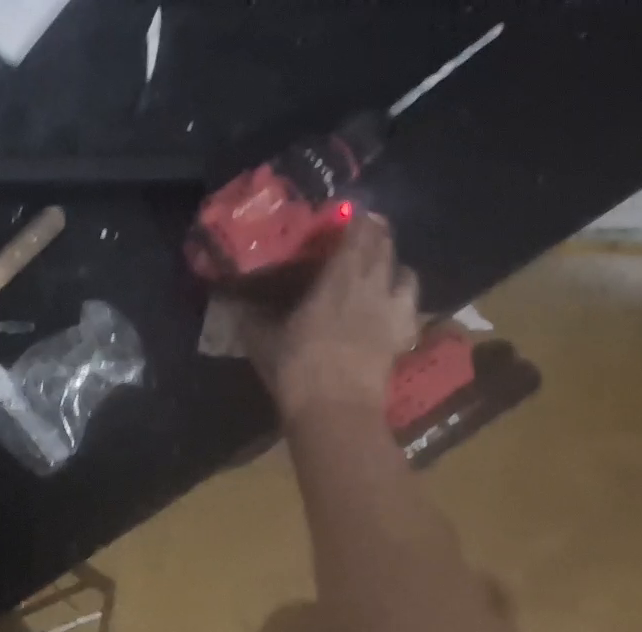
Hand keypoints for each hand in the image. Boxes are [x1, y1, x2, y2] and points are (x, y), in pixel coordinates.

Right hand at [236, 213, 420, 422]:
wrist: (335, 410)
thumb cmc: (296, 370)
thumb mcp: (262, 343)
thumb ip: (250, 318)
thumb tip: (231, 301)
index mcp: (338, 279)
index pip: (356, 233)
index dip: (354, 217)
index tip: (345, 212)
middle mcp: (372, 285)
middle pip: (384, 245)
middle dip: (376, 233)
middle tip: (362, 231)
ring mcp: (393, 309)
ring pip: (404, 270)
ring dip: (393, 263)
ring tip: (379, 267)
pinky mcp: (403, 334)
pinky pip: (410, 305)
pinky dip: (402, 297)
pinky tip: (390, 305)